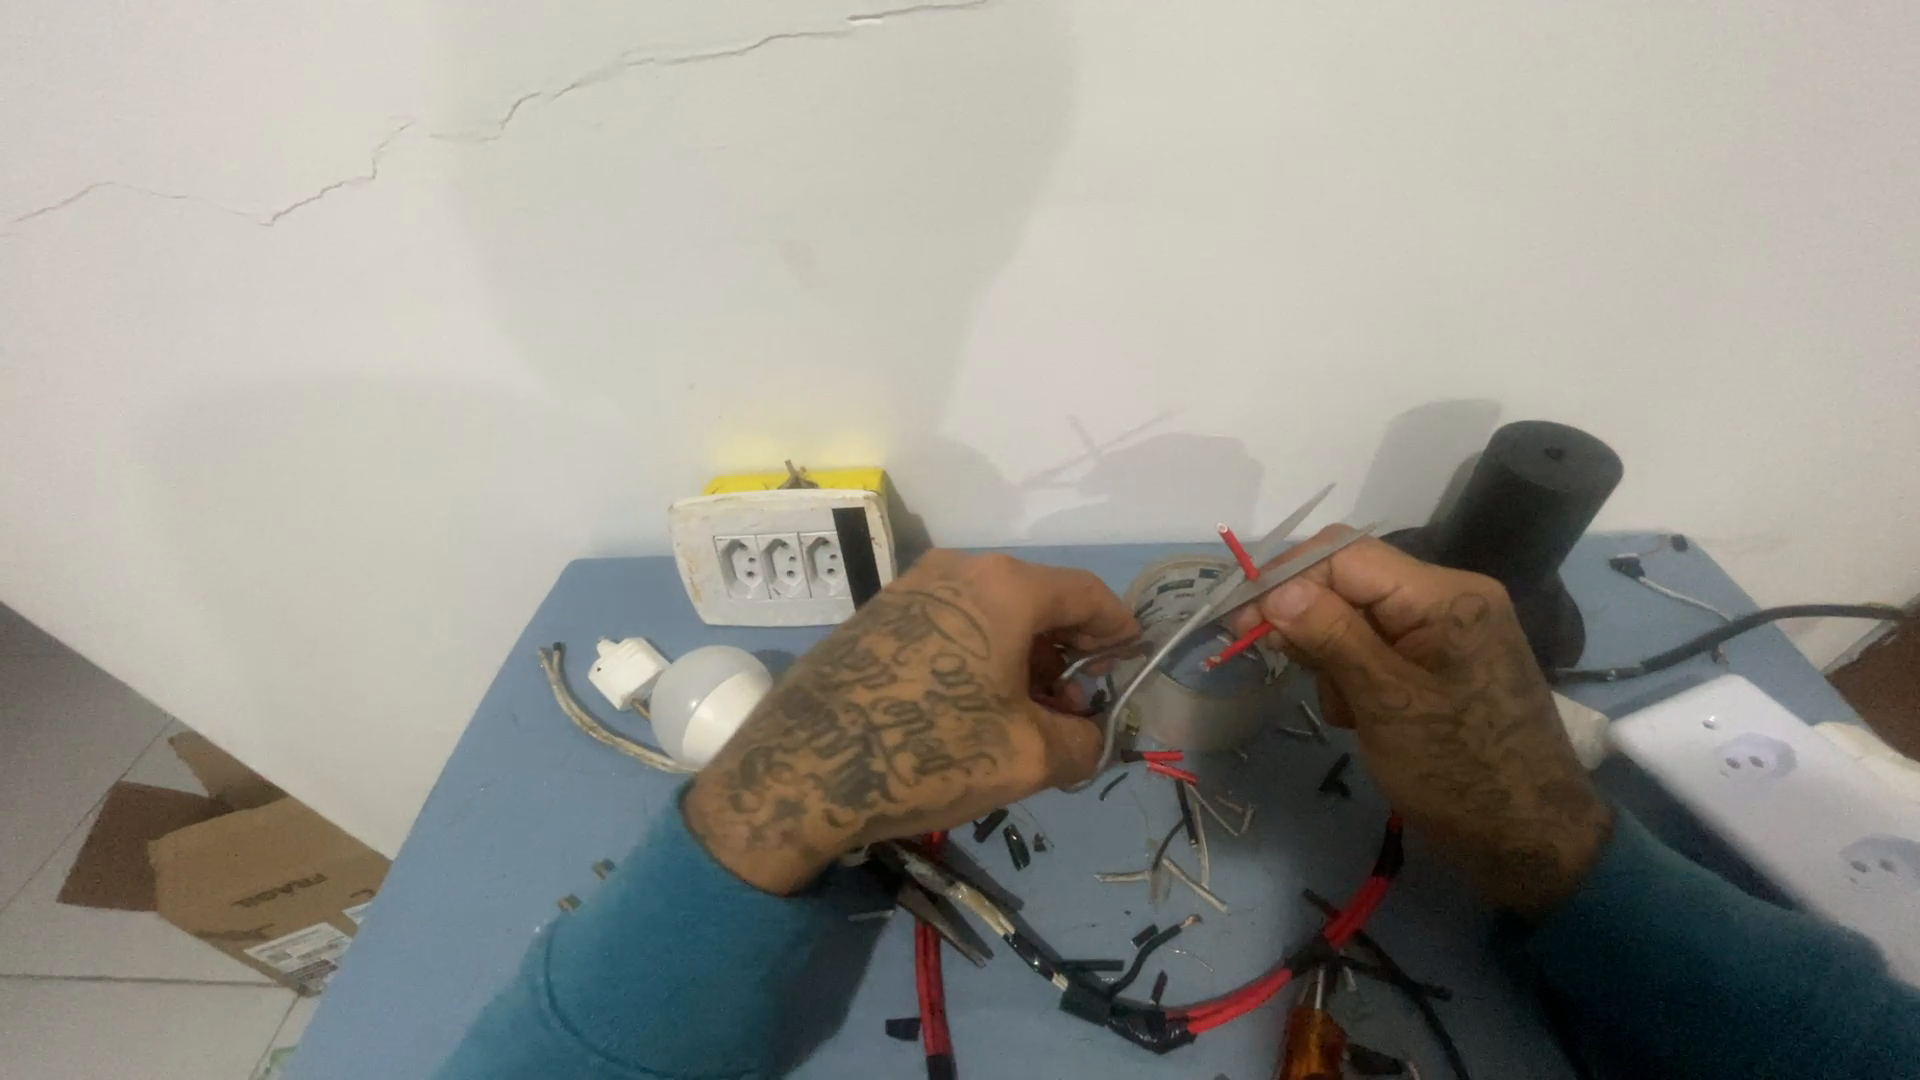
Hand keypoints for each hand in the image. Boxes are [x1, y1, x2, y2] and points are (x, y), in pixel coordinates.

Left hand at [684, 551, 1137, 893]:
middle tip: (1071, 709)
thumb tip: (1090, 736)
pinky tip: (971, 704)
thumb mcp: (1029, 756)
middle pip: (1037, 602)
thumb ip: (1084, 741)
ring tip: (1022, 715)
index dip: (1117, 630)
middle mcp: (958, 569)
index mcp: (1005, 586)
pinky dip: (978, 654)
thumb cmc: (931, 750)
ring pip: (991, 613)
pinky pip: (951, 623)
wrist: (803, 765)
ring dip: (1021, 657)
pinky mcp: (878, 612)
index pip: (1087, 594)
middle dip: (1066, 653)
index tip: (1128, 663)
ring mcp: (911, 586)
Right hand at [1227, 527, 1613, 915]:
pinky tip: (1357, 711)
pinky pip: (1369, 640)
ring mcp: (1441, 626)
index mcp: (1444, 597)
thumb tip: (1274, 591)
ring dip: (1326, 651)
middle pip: (1345, 579)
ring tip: (1342, 706)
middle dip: (1304, 618)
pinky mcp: (1433, 655)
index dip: (1285, 580)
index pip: (1344, 556)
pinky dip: (1347, 669)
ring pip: (1349, 611)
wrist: (1528, 840)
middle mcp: (1445, 597)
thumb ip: (1331, 637)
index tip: (1240, 620)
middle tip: (1270, 656)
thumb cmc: (1459, 773)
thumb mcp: (1386, 703)